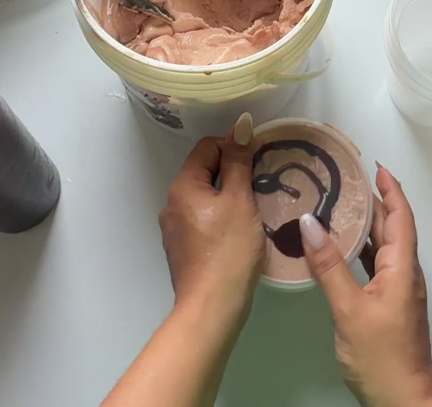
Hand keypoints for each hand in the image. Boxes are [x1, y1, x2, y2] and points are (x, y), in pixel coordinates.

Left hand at [104, 114, 262, 406]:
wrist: (212, 309)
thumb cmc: (229, 250)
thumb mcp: (240, 199)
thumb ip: (239, 160)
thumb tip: (240, 122)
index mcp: (183, 186)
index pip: (207, 147)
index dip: (233, 148)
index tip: (256, 165)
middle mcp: (172, 203)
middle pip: (205, 172)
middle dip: (233, 174)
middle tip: (259, 188)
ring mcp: (175, 229)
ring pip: (206, 197)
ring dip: (229, 198)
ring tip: (253, 211)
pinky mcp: (183, 250)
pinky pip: (203, 220)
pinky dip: (221, 219)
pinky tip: (239, 234)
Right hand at [300, 165, 431, 406]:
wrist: (404, 403)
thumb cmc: (382, 357)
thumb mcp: (350, 309)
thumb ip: (329, 266)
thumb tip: (309, 222)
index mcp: (402, 266)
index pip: (400, 215)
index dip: (390, 188)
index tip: (374, 165)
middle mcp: (404, 273)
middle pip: (393, 226)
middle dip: (375, 200)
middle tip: (348, 179)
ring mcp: (398, 290)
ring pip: (384, 245)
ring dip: (368, 223)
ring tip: (341, 204)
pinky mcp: (390, 305)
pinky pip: (377, 263)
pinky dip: (362, 247)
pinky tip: (342, 247)